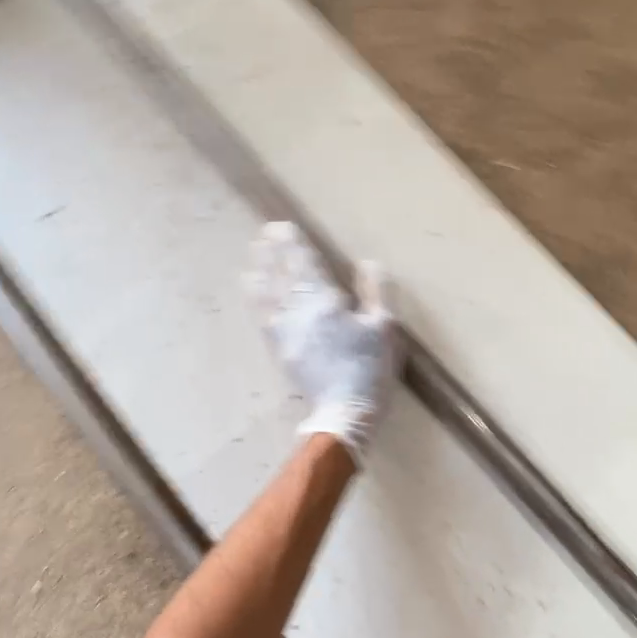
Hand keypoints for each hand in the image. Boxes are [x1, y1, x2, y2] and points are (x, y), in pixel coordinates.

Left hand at [245, 222, 400, 462]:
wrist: (346, 410)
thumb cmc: (370, 367)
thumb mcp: (385, 326)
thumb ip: (376, 291)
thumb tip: (368, 262)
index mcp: (325, 300)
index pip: (303, 263)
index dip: (291, 243)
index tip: (281, 226)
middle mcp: (298, 310)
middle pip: (280, 275)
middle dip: (271, 254)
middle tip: (262, 236)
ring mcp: (285, 331)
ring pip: (266, 295)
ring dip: (259, 274)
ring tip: (252, 260)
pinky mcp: (279, 351)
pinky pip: (262, 319)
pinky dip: (256, 302)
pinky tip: (253, 295)